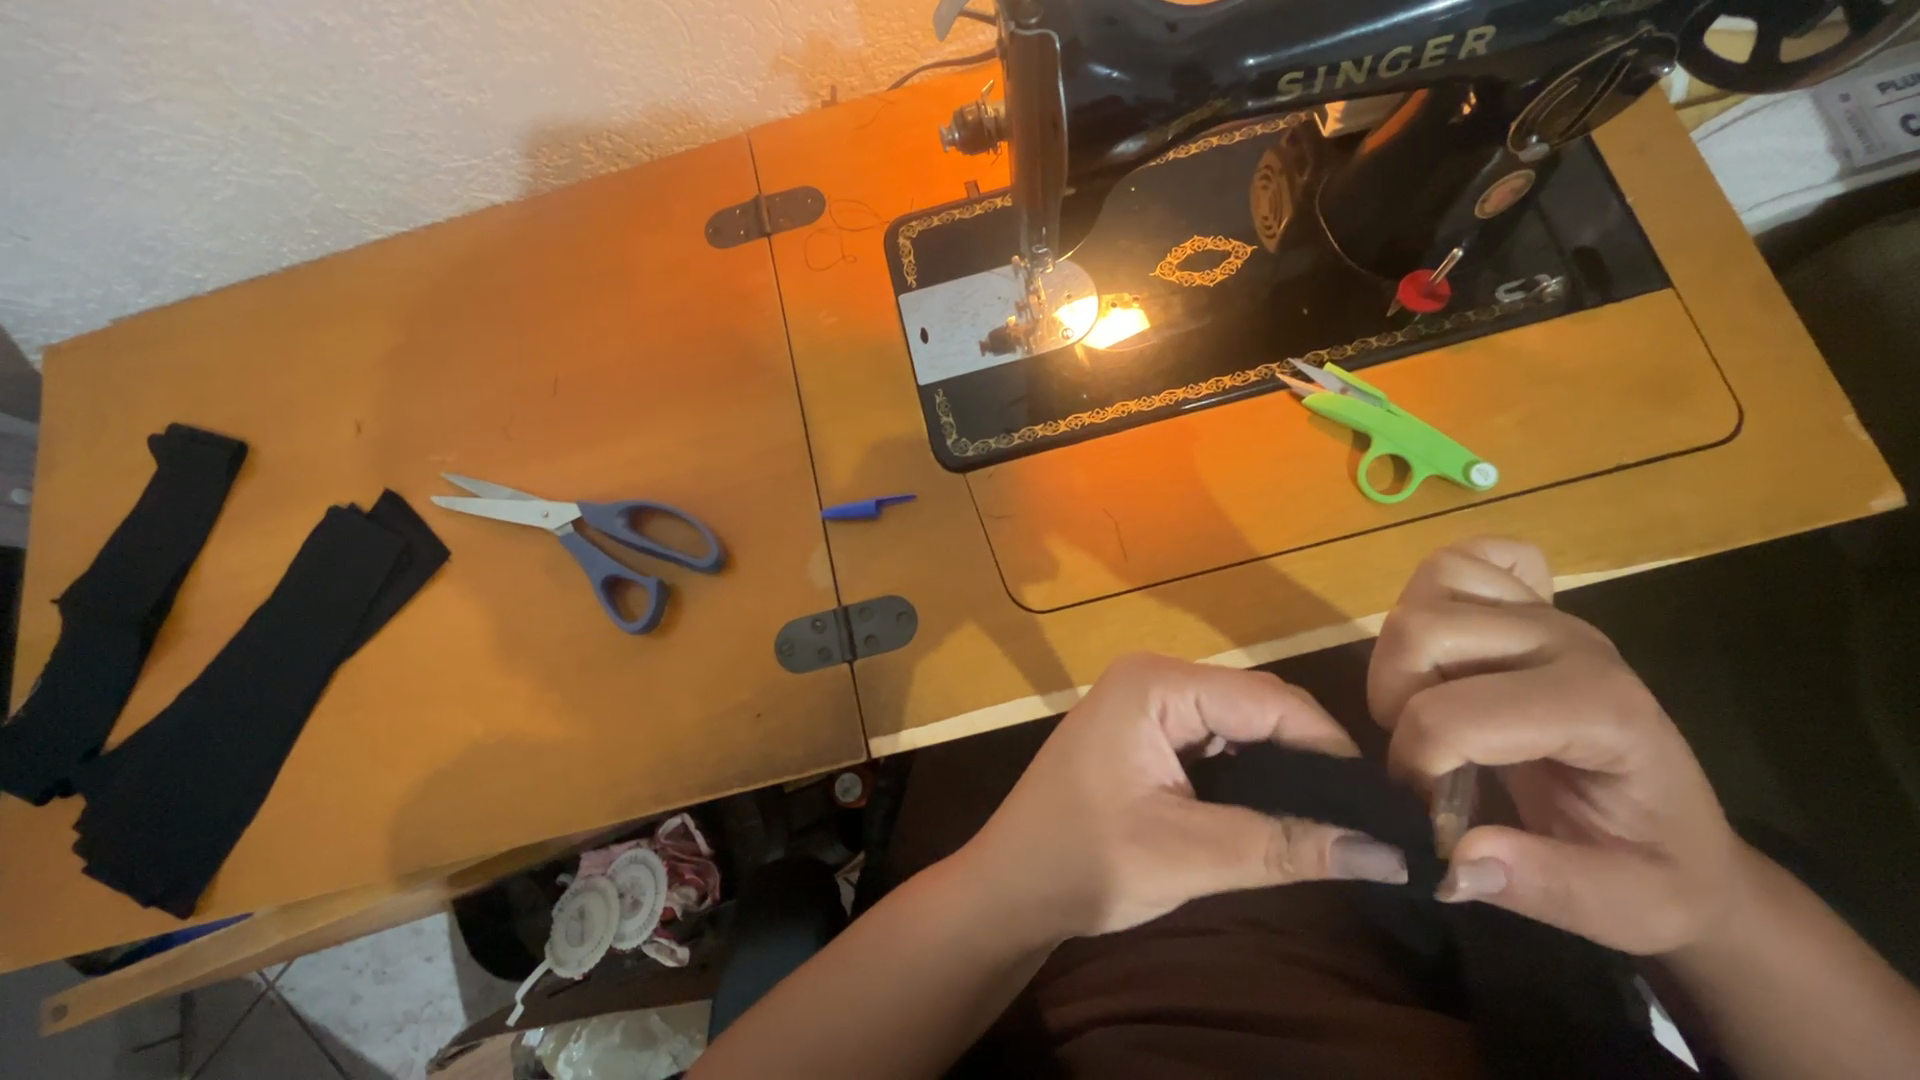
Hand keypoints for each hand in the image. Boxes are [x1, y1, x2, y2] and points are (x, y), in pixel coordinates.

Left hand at [959, 653, 1411, 940]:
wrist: (1009, 889)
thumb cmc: (1083, 864)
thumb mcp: (1190, 856)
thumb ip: (1287, 847)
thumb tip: (1390, 855)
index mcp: (1155, 684)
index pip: (1270, 701)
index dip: (1330, 751)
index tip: (1382, 808)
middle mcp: (1153, 676)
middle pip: (1257, 706)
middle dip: (1310, 759)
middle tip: (1366, 819)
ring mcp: (1145, 702)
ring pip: (1240, 724)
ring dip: (1282, 767)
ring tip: (1334, 819)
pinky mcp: (1144, 731)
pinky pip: (1215, 740)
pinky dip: (1250, 772)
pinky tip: (1278, 810)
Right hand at [1369, 538, 1746, 954]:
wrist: (1684, 840)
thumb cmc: (1655, 874)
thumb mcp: (1621, 907)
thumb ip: (1541, 886)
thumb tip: (1448, 862)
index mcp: (1598, 709)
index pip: (1451, 714)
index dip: (1416, 768)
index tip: (1432, 813)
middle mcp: (1567, 641)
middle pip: (1422, 630)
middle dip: (1393, 701)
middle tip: (1420, 756)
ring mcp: (1547, 614)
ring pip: (1429, 587)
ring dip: (1401, 655)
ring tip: (1423, 704)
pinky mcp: (1528, 606)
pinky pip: (1463, 560)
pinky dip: (1438, 593)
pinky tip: (1452, 649)